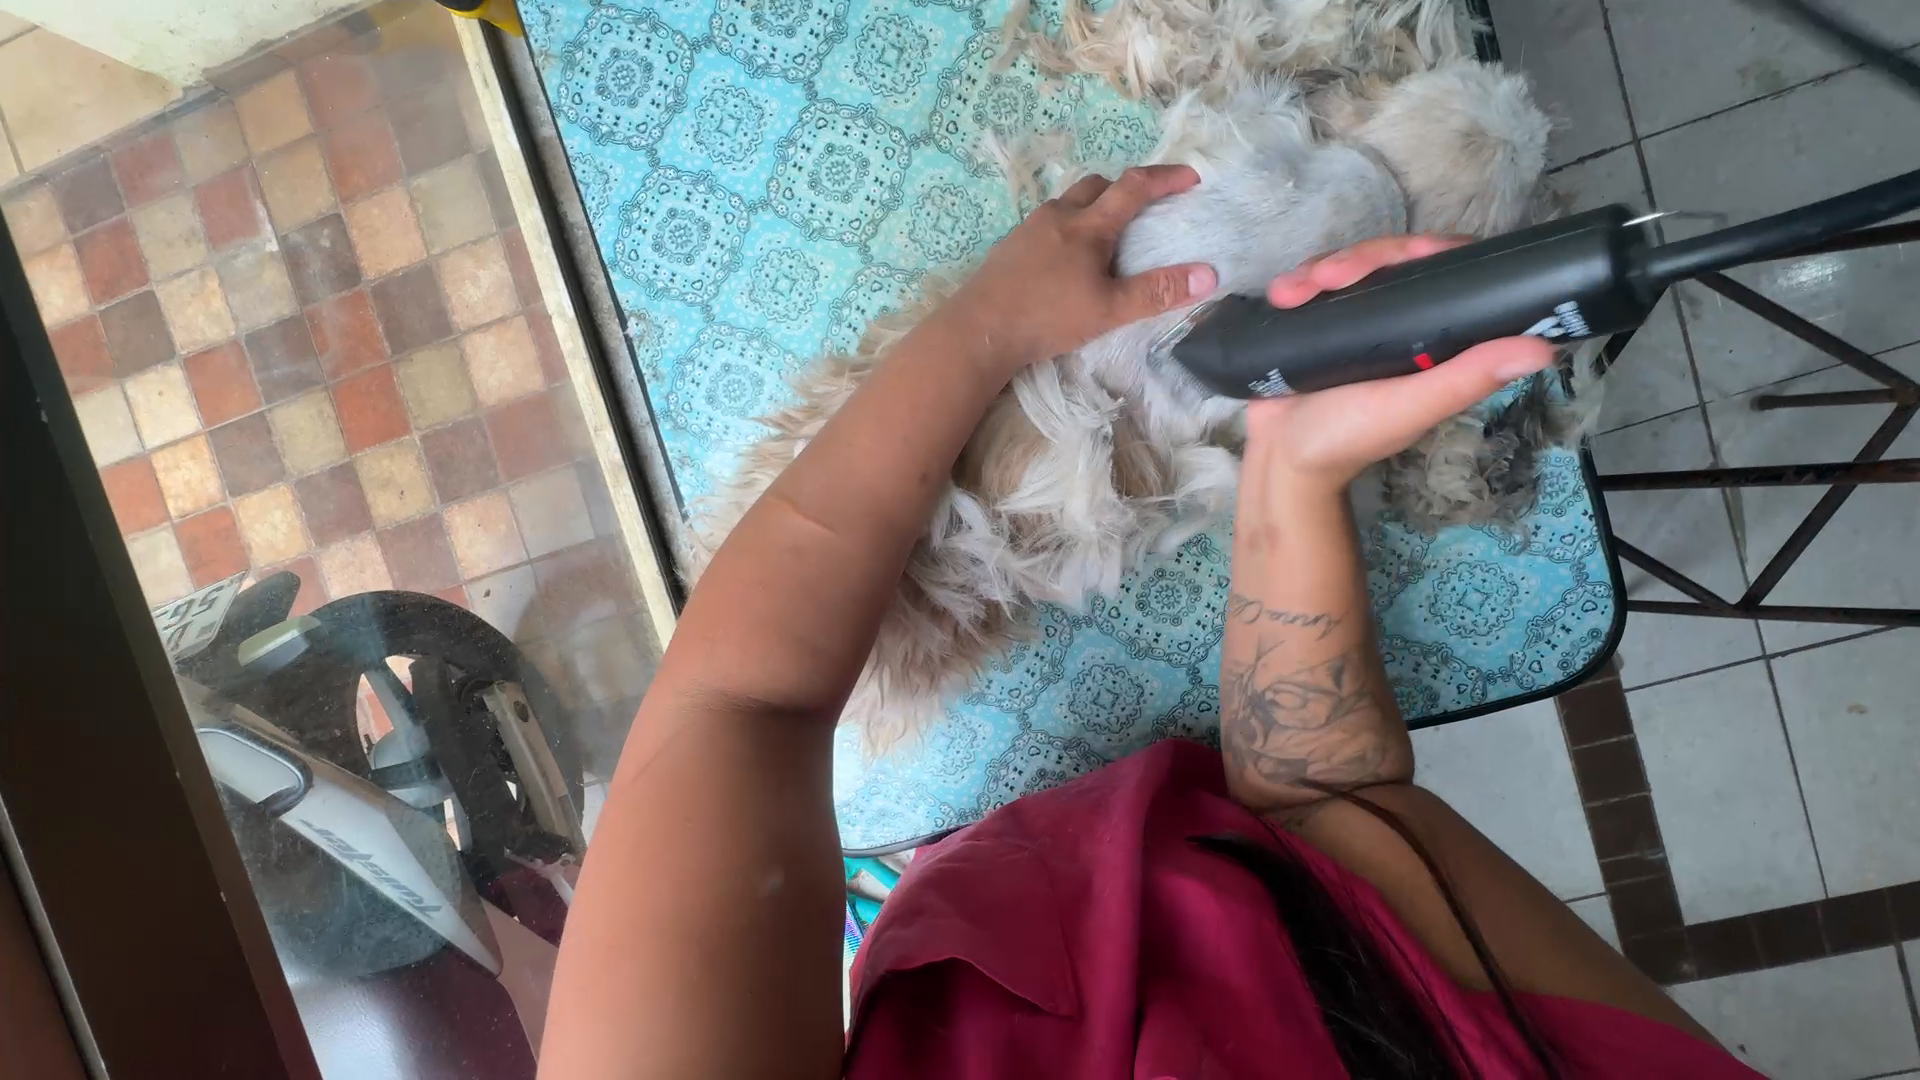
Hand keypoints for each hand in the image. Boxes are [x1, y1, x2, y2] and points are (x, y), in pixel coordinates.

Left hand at [932, 166, 1217, 368]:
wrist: (978, 331)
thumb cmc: (1046, 317)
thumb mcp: (1108, 310)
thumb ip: (1156, 293)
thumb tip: (1208, 275)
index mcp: (1087, 225)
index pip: (1134, 187)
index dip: (1165, 179)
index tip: (1191, 178)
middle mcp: (1056, 216)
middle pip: (1096, 185)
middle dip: (1124, 189)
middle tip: (1143, 208)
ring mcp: (1027, 231)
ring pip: (1066, 204)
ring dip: (1091, 208)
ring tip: (1104, 237)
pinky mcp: (1008, 249)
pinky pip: (1045, 225)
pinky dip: (1065, 230)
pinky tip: (1063, 260)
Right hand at [1246, 235, 1556, 495]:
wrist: (1278, 461)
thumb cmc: (1344, 440)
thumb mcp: (1406, 410)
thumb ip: (1463, 380)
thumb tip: (1544, 349)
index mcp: (1430, 338)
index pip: (1445, 273)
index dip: (1431, 251)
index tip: (1408, 253)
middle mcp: (1393, 323)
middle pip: (1390, 261)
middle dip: (1360, 258)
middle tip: (1327, 277)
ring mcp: (1350, 322)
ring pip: (1346, 268)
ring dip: (1319, 267)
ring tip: (1290, 293)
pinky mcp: (1310, 325)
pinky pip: (1309, 286)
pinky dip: (1294, 282)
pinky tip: (1281, 294)